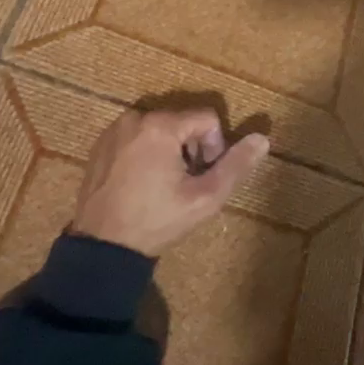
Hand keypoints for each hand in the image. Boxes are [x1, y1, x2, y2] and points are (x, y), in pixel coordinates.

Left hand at [70, 107, 269, 257]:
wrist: (102, 247)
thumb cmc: (156, 221)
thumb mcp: (205, 198)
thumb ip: (235, 165)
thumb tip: (262, 139)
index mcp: (161, 125)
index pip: (207, 119)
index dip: (215, 146)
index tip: (204, 176)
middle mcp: (135, 117)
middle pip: (182, 122)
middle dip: (192, 148)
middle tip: (186, 183)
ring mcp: (114, 129)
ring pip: (160, 128)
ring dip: (170, 150)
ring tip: (164, 184)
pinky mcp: (100, 143)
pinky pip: (137, 136)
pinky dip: (146, 152)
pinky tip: (143, 183)